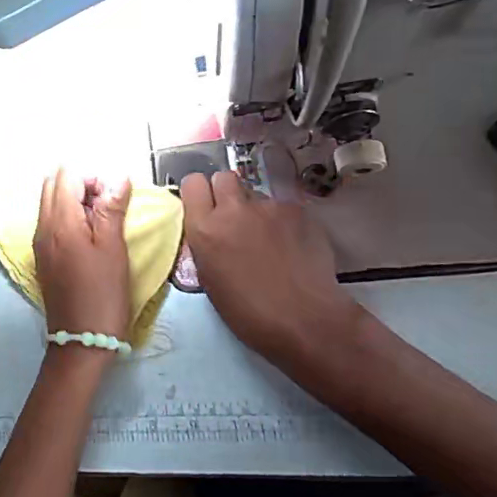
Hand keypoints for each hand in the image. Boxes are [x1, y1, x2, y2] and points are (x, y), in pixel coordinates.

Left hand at [34, 168, 132, 339]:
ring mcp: (39, 245)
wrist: (82, 341)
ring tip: (103, 225)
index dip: (92, 178)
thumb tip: (117, 178)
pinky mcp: (43, 260)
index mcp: (59, 223)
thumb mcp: (113, 249)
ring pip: (51, 205)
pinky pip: (51, 225)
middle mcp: (42, 229)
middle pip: (54, 187)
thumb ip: (112, 210)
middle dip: (81, 187)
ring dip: (76, 204)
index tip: (113, 199)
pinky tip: (91, 240)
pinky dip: (70, 221)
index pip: (66, 177)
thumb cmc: (103, 294)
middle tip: (108, 208)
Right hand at [179, 171, 361, 363]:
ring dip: (256, 211)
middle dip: (226, 193)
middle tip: (234, 219)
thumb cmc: (249, 313)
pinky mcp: (298, 210)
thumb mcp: (211, 280)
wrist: (304, 319)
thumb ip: (207, 246)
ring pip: (256, 194)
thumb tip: (212, 232)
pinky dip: (282, 222)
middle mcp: (234, 209)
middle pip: (224, 177)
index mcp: (205, 229)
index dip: (199, 193)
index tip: (204, 207)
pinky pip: (282, 208)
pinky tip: (291, 245)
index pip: (193, 183)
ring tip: (268, 240)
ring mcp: (269, 207)